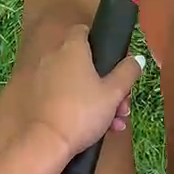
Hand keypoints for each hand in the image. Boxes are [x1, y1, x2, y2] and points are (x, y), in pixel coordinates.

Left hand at [22, 24, 146, 159]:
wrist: (46, 142)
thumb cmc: (82, 111)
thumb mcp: (113, 94)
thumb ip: (127, 73)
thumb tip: (137, 58)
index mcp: (72, 48)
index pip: (83, 31)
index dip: (99, 43)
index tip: (113, 64)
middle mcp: (54, 56)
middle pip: (84, 63)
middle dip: (106, 84)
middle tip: (121, 106)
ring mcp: (41, 77)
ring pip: (75, 83)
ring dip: (96, 99)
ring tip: (113, 124)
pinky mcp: (35, 97)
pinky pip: (61, 95)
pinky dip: (77, 107)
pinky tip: (94, 130)